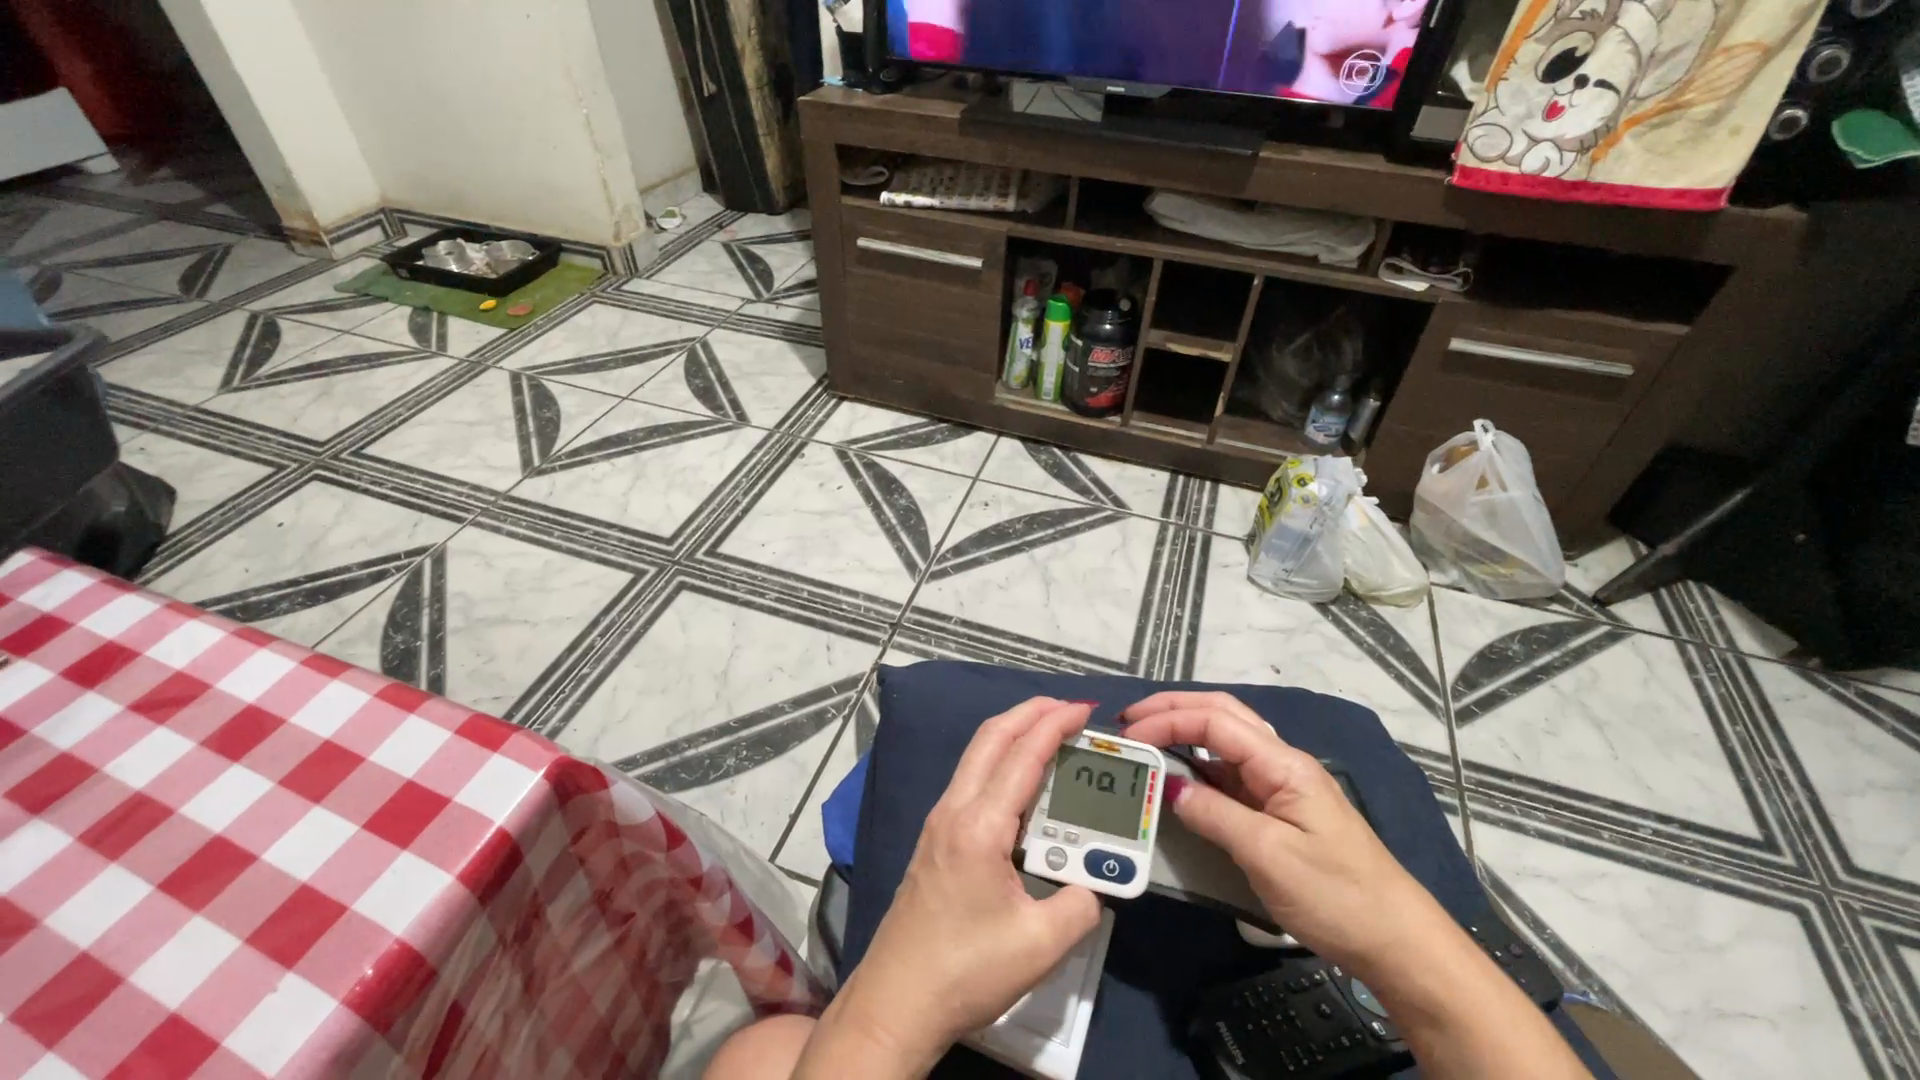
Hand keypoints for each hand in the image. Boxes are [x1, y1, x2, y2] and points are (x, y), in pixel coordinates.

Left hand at [819, 697, 1102, 1070]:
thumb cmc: (966, 970)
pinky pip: (970, 784)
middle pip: (989, 740)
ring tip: (1050, 735)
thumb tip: (1091, 885)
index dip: (1055, 725)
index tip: (1084, 708)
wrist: (896, 1003)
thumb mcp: (1041, 944)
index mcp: (979, 827)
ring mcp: (937, 826)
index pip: (1022, 757)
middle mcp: (953, 813)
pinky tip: (1022, 786)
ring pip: (975, 759)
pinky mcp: (934, 844)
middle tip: (1068, 709)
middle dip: (1029, 714)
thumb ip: (1080, 904)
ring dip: (1012, 737)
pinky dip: (999, 765)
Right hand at [1121, 691, 1445, 973]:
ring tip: (1144, 738)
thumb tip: (1170, 788)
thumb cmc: (1335, 895)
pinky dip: (1198, 765)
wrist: (1395, 940)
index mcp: (1284, 765)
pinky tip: (1177, 775)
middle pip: (1222, 715)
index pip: (1216, 721)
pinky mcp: (1278, 811)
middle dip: (1173, 709)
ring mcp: (1281, 787)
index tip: (1128, 734)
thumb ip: (1215, 815)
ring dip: (1184, 731)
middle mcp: (1282, 764)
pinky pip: (1230, 774)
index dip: (1168, 719)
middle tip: (1128, 720)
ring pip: (1225, 741)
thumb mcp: (1268, 856)